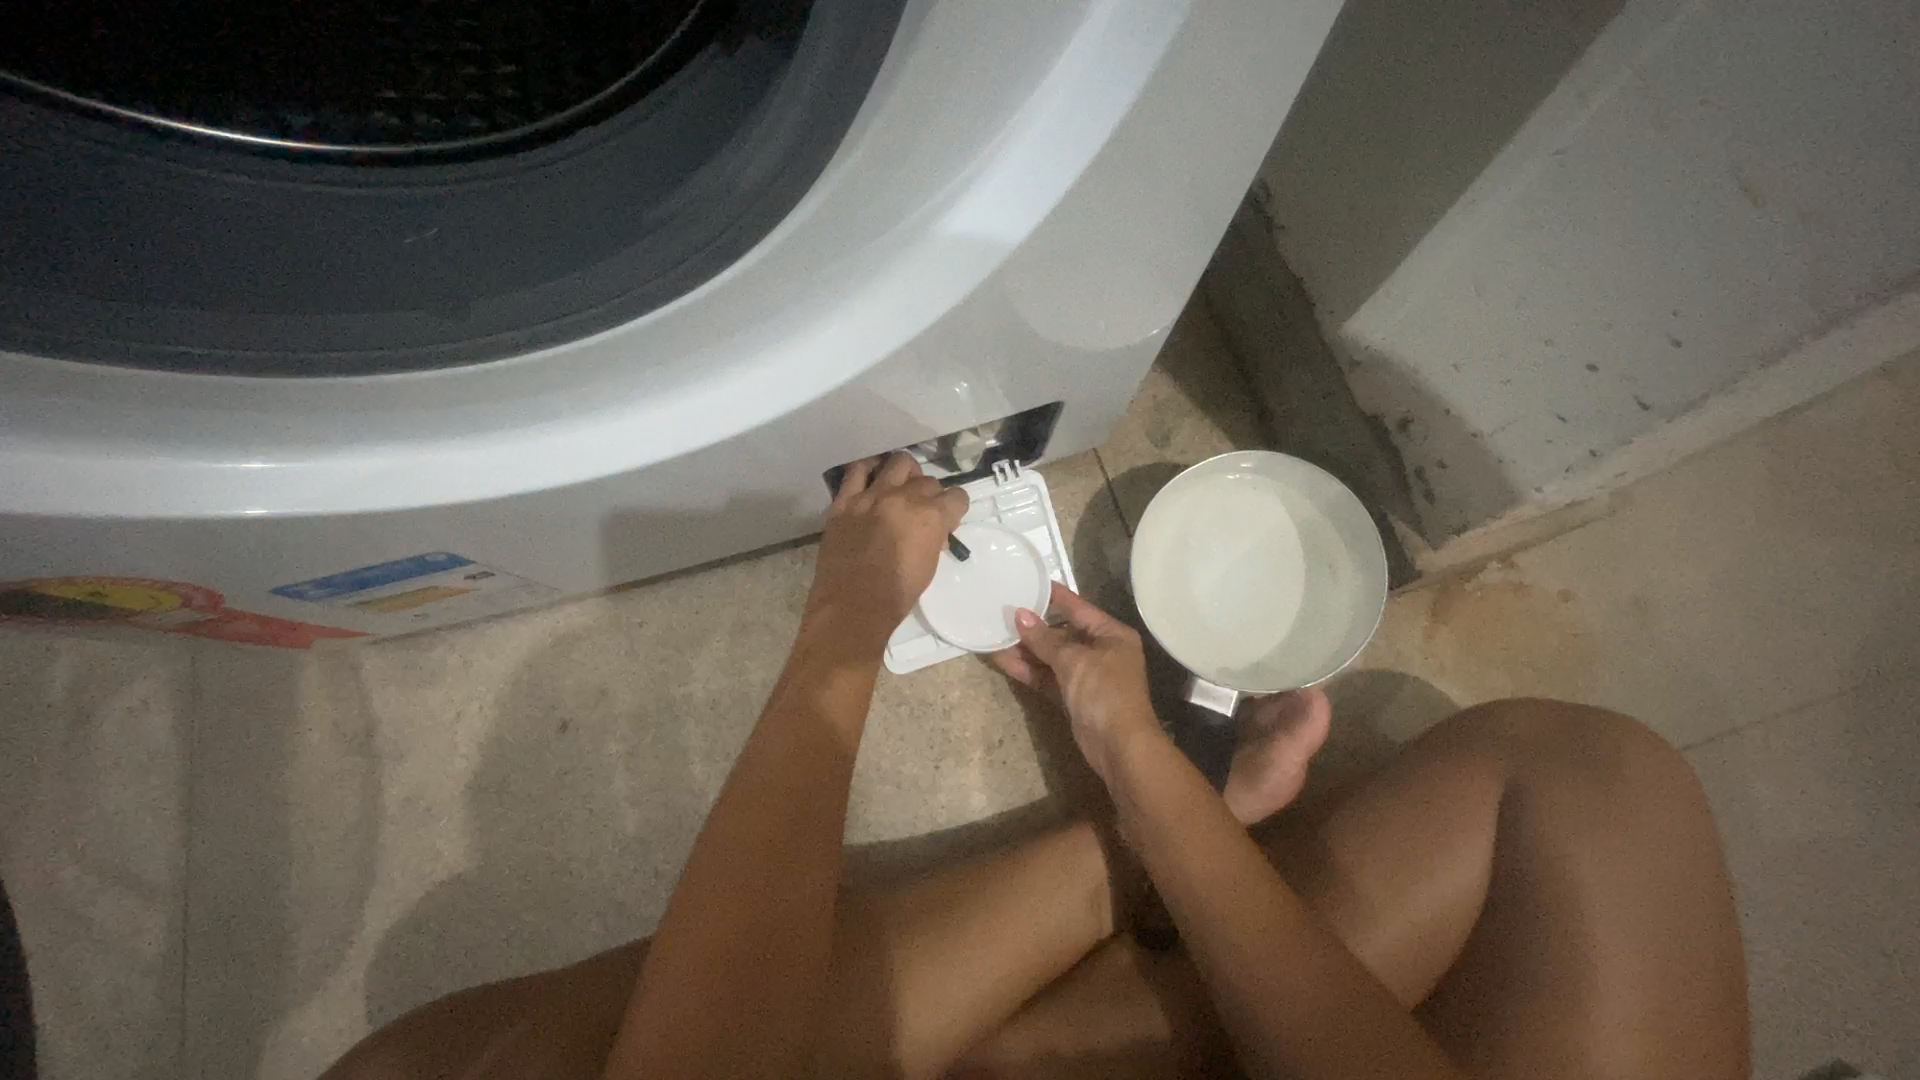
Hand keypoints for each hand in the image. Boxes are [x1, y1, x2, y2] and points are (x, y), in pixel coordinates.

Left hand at [807, 453, 968, 631]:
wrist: (853, 606)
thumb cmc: (897, 594)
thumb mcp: (929, 566)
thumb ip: (934, 539)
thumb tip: (934, 531)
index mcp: (930, 517)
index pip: (957, 496)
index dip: (955, 508)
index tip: (949, 517)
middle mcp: (903, 498)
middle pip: (928, 480)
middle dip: (931, 494)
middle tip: (923, 509)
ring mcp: (871, 496)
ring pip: (897, 463)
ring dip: (905, 473)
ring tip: (900, 486)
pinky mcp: (845, 502)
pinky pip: (857, 472)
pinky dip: (867, 471)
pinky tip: (871, 480)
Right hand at [991, 582, 1163, 781]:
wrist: (1119, 745)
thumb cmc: (1104, 692)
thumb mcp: (1073, 660)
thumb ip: (1044, 638)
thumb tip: (1019, 615)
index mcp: (1112, 635)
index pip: (1079, 608)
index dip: (1054, 597)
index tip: (1029, 582)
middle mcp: (1101, 651)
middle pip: (1063, 633)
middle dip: (1033, 627)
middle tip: (1002, 612)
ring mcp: (1086, 676)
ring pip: (1052, 657)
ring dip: (1026, 650)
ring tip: (995, 635)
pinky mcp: (1073, 697)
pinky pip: (1047, 677)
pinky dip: (1028, 671)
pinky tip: (1003, 660)